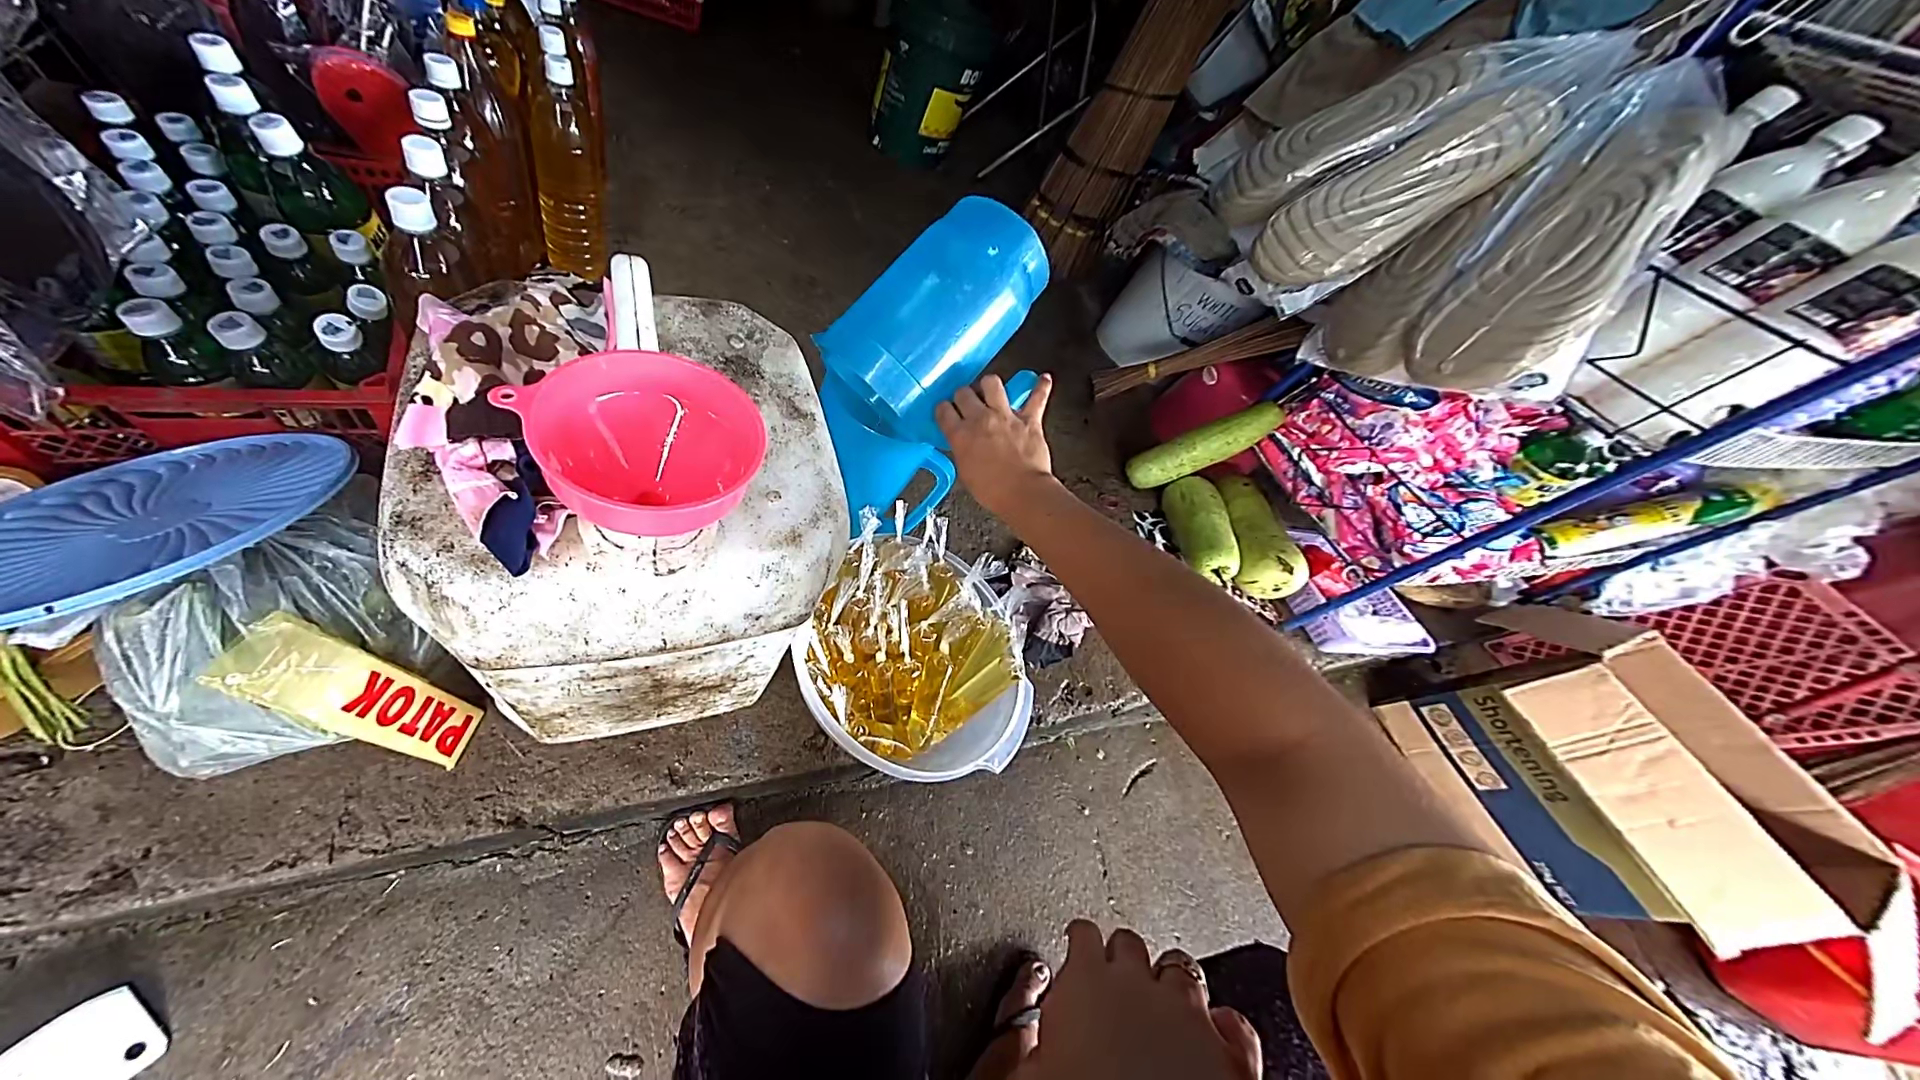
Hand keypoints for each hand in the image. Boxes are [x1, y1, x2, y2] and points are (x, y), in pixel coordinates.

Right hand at [934, 373, 1056, 520]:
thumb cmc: (994, 490)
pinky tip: (1043, 379)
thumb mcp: (965, 473)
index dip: (944, 409)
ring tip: (991, 389)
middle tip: (966, 401)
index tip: (946, 410)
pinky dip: (1041, 387)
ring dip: (990, 385)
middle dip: (963, 395)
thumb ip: (962, 451)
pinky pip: (1036, 397)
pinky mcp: (1029, 420)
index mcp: (960, 435)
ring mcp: (1005, 417)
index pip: (943, 410)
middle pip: (964, 392)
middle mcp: (981, 420)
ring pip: (992, 383)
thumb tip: (963, 445)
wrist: (1022, 493)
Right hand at [1015, 920, 1259, 1079]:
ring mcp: (1191, 1016)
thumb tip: (1025, 1009)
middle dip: (1122, 956)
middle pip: (1130, 943)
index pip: (1083, 934)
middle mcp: (1140, 984)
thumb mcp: (1024, 1071)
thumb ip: (1022, 1030)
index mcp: (1087, 980)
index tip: (1078, 942)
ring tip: (1159, 1001)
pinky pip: (1234, 1023)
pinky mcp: (1231, 1055)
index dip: (1079, 939)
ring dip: (1169, 982)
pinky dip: (1223, 1023)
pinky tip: (1214, 1031)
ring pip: (1182, 971)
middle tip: (1114, 976)